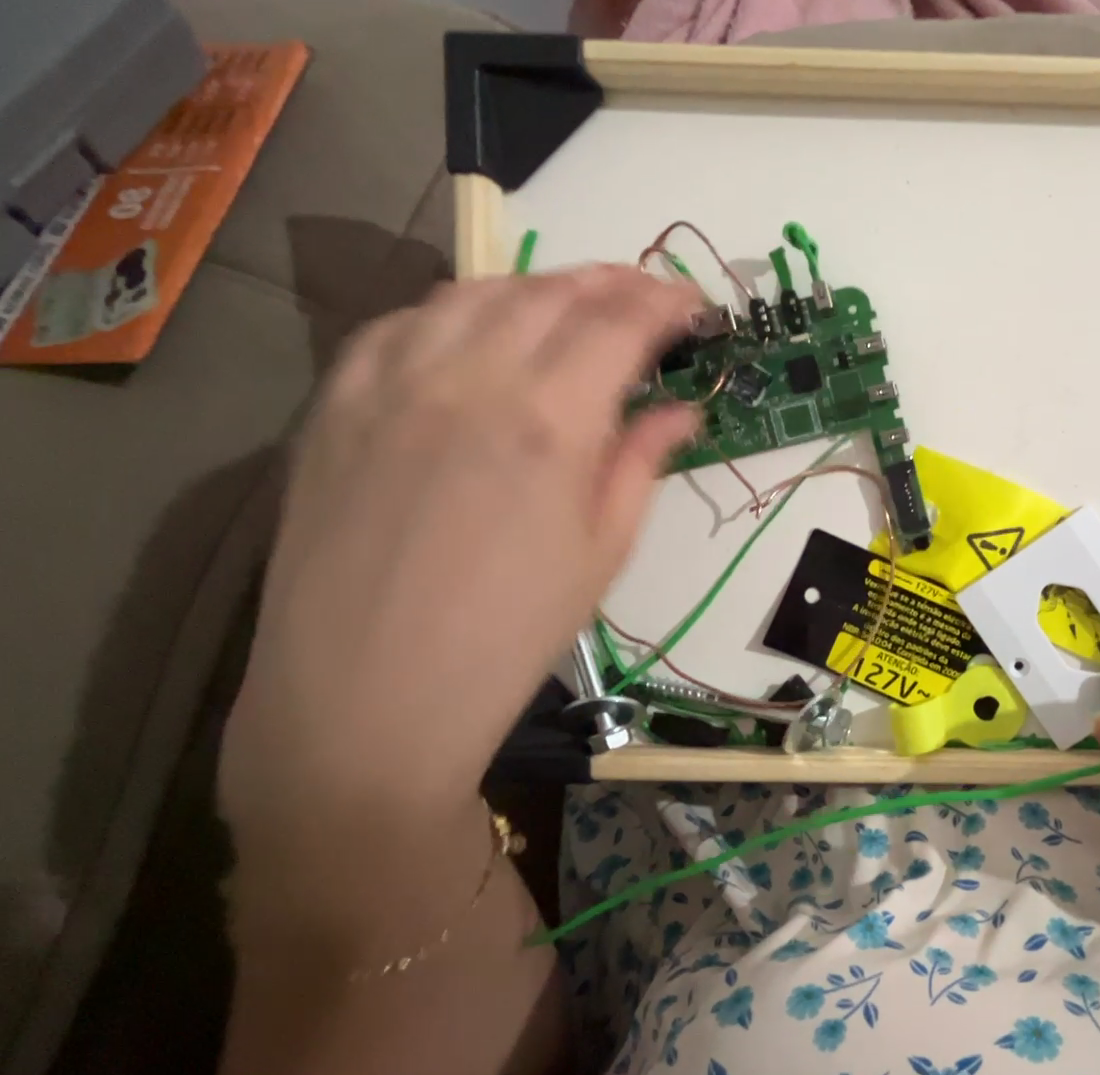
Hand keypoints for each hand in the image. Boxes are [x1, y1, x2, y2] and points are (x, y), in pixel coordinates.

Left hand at [220, 267, 699, 856]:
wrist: (371, 696)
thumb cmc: (512, 634)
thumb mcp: (604, 550)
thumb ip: (642, 461)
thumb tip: (681, 410)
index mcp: (550, 422)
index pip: (619, 324)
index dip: (665, 302)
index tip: (694, 304)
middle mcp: (469, 379)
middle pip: (551, 293)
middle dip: (611, 282)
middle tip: (647, 295)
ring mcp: (391, 383)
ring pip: (474, 292)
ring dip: (537, 286)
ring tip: (571, 303)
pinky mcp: (334, 402)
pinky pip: (400, 322)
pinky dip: (455, 309)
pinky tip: (475, 330)